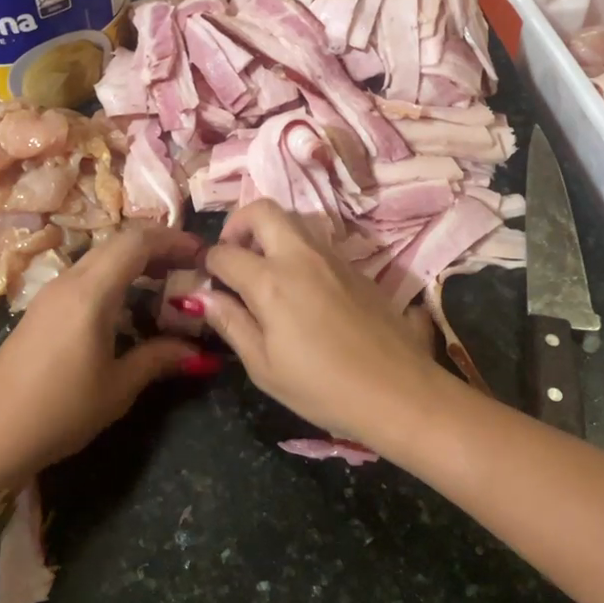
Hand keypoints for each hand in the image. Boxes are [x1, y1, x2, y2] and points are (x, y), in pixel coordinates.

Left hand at [0, 224, 210, 486]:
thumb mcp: (118, 388)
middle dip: (157, 246)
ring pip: (99, 257)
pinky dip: (113, 275)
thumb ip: (158, 359)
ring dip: (133, 260)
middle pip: (118, 243)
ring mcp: (50, 293)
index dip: (172, 239)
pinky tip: (128, 302)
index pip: (136, 242)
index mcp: (91, 293)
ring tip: (165, 280)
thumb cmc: (60, 411)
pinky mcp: (39, 309)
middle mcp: (69, 281)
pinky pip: (84, 275)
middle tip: (190, 265)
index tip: (202, 252)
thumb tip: (199, 352)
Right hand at [198, 201, 449, 444]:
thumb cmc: (323, 389)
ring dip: (271, 234)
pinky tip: (302, 290)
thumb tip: (204, 297)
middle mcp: (300, 257)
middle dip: (238, 224)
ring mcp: (333, 258)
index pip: (225, 253)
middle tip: (235, 256)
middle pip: (262, 210)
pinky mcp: (357, 268)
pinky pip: (318, 243)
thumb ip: (232, 324)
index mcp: (270, 282)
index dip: (208, 264)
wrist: (399, 392)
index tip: (207, 281)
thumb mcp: (264, 368)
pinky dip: (298, 252)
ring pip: (294, 221)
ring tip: (266, 271)